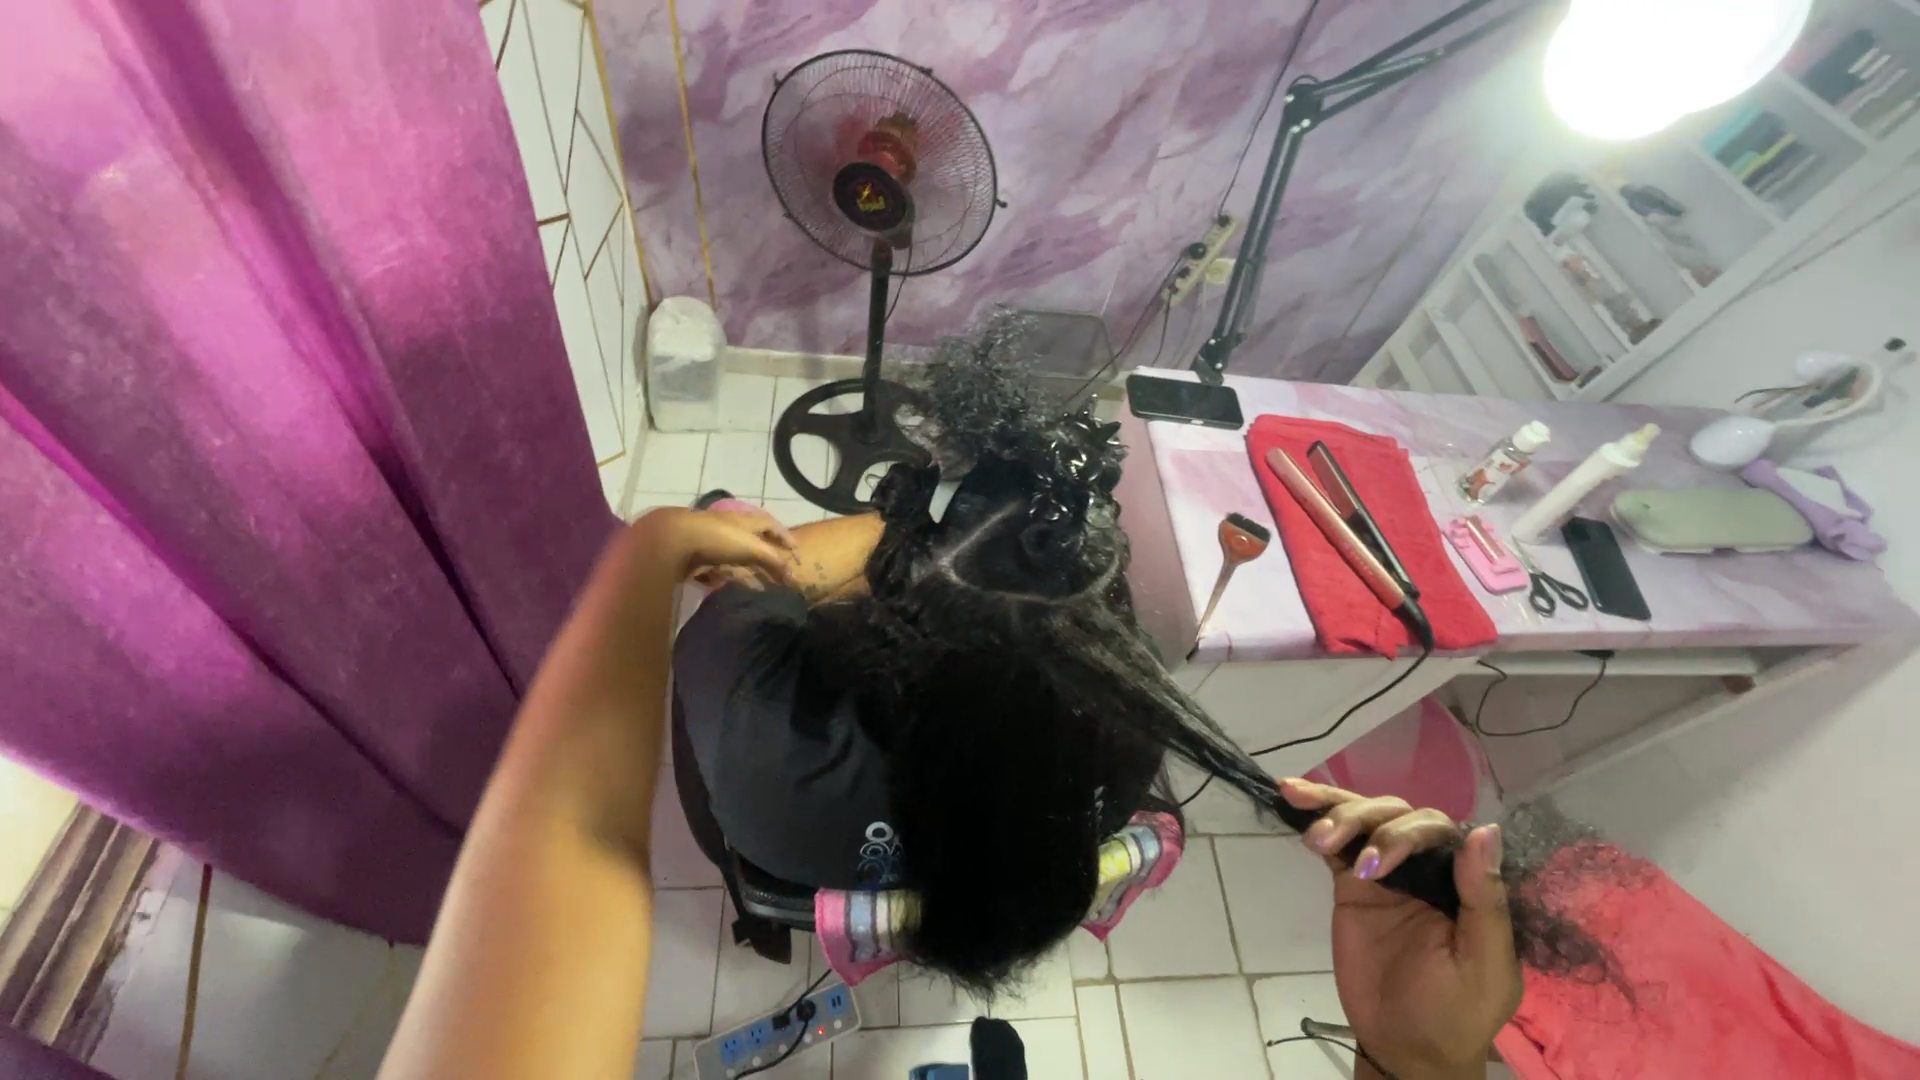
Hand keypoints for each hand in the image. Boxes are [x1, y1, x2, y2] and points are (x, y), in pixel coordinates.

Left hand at [629, 506, 796, 588]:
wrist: (672, 542)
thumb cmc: (718, 539)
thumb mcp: (752, 548)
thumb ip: (773, 560)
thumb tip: (794, 576)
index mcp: (743, 520)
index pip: (770, 524)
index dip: (784, 535)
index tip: (795, 549)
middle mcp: (727, 528)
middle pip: (751, 539)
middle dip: (764, 552)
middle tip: (776, 568)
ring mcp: (709, 541)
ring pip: (731, 555)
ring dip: (743, 567)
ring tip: (754, 583)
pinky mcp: (693, 557)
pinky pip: (711, 568)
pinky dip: (720, 577)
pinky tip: (724, 587)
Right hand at [1281, 779, 1519, 1079]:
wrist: (1403, 1045)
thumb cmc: (1456, 1011)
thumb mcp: (1485, 965)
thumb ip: (1485, 900)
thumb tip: (1486, 830)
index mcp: (1461, 880)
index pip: (1435, 830)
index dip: (1404, 833)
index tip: (1374, 864)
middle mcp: (1424, 865)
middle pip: (1392, 813)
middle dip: (1362, 821)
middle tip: (1333, 849)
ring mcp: (1383, 870)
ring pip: (1361, 817)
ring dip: (1335, 813)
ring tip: (1313, 836)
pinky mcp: (1348, 882)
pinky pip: (1334, 841)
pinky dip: (1315, 817)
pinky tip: (1293, 800)